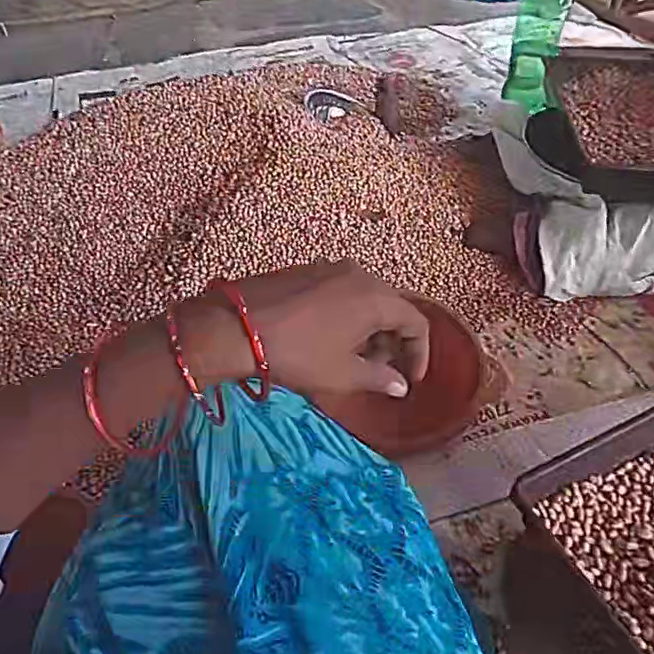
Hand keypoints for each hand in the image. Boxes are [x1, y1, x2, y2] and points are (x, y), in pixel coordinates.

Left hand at [196, 262, 429, 398]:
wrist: (234, 326)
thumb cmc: (297, 353)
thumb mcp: (342, 374)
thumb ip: (379, 378)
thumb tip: (400, 385)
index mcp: (375, 297)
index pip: (415, 322)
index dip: (419, 354)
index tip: (410, 380)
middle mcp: (358, 274)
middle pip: (392, 307)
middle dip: (393, 341)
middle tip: (380, 371)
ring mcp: (329, 268)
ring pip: (365, 298)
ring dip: (369, 329)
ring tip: (353, 358)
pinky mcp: (305, 270)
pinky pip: (341, 291)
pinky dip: (347, 315)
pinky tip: (328, 338)